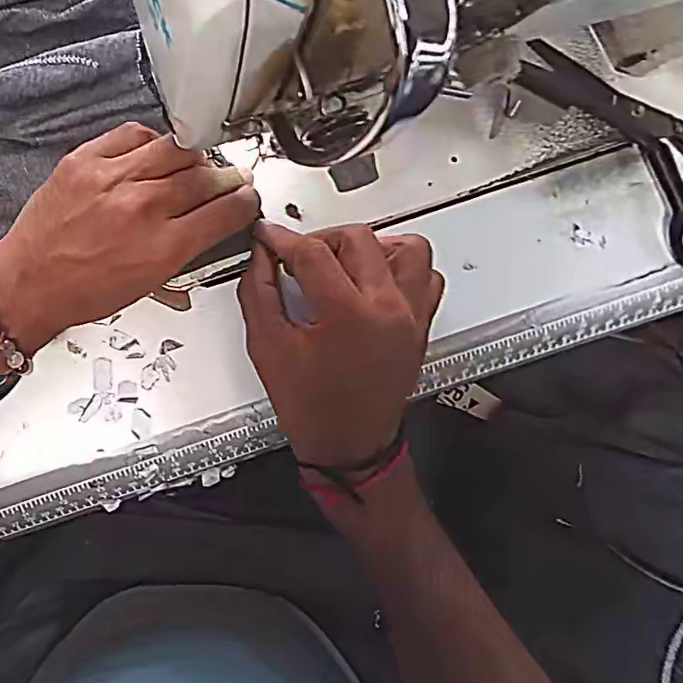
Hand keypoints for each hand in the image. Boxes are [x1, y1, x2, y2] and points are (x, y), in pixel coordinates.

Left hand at [0, 122, 258, 354]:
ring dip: (194, 156)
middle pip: (203, 177)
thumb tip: (207, 223)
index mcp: (162, 247)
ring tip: (196, 163)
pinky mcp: (84, 161)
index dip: (243, 202)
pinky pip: (132, 134)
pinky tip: (154, 150)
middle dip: (225, 178)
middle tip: (229, 178)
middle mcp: (140, 208)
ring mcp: (111, 179)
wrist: (28, 284)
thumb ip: (182, 248)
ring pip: (174, 149)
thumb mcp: (147, 283)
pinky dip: (151, 141)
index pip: (222, 212)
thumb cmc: (81, 292)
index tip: (245, 198)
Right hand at [237, 222, 444, 469]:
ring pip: (404, 247)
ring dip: (367, 246)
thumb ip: (258, 292)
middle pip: (357, 238)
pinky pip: (425, 275)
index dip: (281, 239)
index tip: (268, 237)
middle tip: (296, 256)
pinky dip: (400, 267)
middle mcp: (388, 310)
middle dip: (319, 240)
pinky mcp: (421, 324)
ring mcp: (411, 316)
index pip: (312, 252)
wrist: (348, 444)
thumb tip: (260, 258)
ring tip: (340, 262)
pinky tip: (373, 279)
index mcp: (348, 315)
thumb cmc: (313, 408)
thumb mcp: (267, 346)